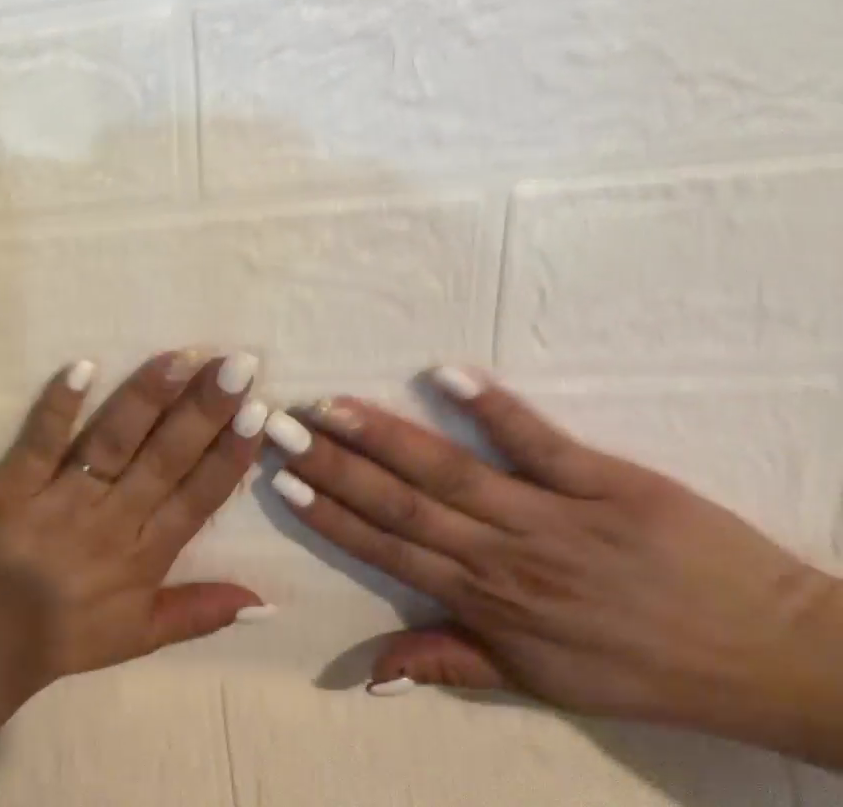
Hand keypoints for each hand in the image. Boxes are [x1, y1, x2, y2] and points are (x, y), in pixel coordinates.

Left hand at [0, 349, 271, 699]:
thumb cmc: (63, 634)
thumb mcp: (138, 637)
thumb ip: (199, 613)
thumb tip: (267, 602)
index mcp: (146, 556)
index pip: (198, 498)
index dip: (229, 455)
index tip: (259, 412)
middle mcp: (112, 520)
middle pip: (165, 459)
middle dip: (204, 411)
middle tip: (236, 363)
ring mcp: (62, 499)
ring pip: (112, 442)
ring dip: (146, 400)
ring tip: (178, 357)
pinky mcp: (14, 484)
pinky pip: (41, 440)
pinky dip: (61, 406)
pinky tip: (82, 368)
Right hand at [268, 367, 842, 759]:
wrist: (779, 659)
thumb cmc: (644, 671)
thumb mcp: (542, 683)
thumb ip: (450, 661)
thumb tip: (368, 672)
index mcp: (485, 601)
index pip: (386, 548)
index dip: (330, 513)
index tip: (280, 479)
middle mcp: (505, 557)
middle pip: (401, 503)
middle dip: (334, 463)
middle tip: (278, 426)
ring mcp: (555, 518)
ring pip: (451, 471)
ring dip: (386, 436)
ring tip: (331, 404)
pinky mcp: (611, 485)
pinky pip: (542, 443)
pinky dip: (494, 409)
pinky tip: (446, 375)